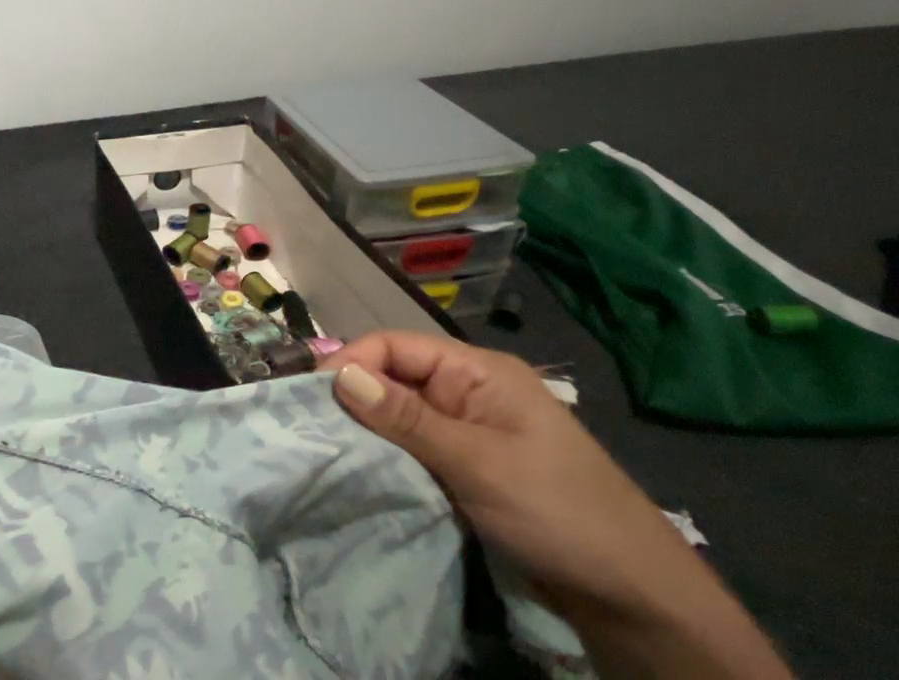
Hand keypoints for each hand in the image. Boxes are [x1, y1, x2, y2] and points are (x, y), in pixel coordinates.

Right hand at [319, 331, 790, 679]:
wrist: (632, 594)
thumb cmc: (558, 511)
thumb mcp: (476, 461)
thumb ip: (405, 417)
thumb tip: (336, 374)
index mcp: (478, 373)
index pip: (395, 345)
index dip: (351, 362)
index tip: (311, 397)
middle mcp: (469, 392)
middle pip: (392, 376)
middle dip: (351, 396)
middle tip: (309, 427)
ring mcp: (467, 431)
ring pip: (397, 414)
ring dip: (365, 429)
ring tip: (325, 450)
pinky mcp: (464, 467)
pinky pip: (410, 448)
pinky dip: (384, 456)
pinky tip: (360, 471)